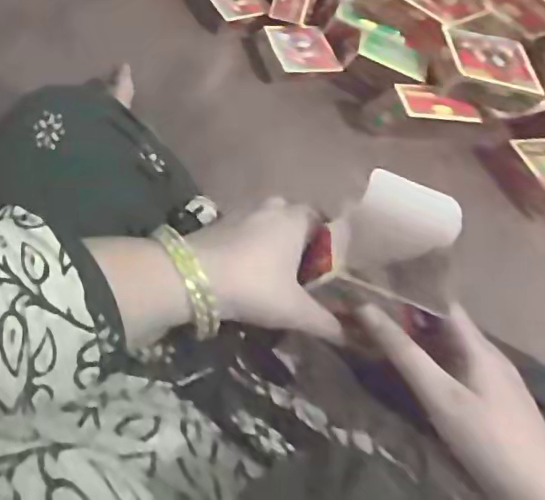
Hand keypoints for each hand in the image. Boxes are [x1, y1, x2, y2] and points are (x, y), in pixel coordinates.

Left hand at [189, 198, 342, 341]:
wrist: (192, 275)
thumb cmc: (253, 285)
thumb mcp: (296, 310)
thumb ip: (328, 322)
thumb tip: (352, 336)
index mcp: (292, 218)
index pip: (321, 216)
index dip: (331, 238)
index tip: (334, 266)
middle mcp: (267, 207)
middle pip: (292, 214)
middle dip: (302, 237)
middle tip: (309, 269)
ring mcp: (239, 211)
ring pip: (266, 220)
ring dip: (275, 239)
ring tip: (282, 271)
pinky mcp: (218, 222)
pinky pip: (246, 227)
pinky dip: (254, 242)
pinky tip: (253, 268)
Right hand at [357, 303, 544, 499]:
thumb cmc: (491, 441)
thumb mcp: (440, 396)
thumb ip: (403, 351)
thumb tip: (363, 305)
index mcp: (480, 347)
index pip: (441, 301)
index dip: (408, 288)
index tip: (373, 281)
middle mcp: (491, 357)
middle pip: (445, 324)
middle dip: (407, 315)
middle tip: (367, 309)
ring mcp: (499, 382)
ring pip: (452, 347)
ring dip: (419, 339)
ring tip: (383, 336)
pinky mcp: (499, 404)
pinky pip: (459, 367)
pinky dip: (434, 360)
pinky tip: (417, 373)